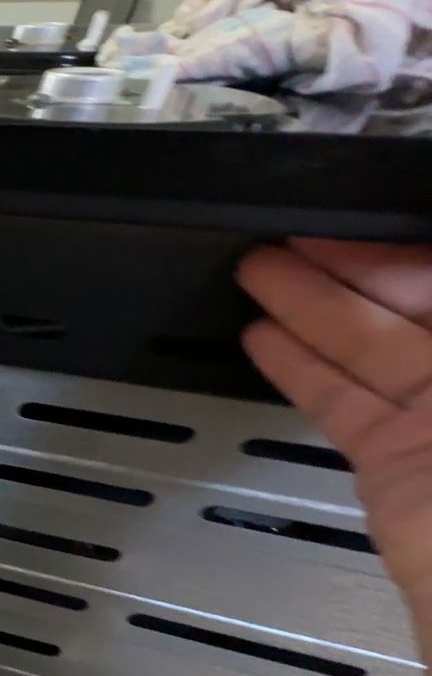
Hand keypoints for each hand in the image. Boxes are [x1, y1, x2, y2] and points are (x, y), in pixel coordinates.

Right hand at [238, 240, 431, 664]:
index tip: (379, 214)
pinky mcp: (398, 462)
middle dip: (361, 262)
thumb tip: (423, 281)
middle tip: (303, 234)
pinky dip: (295, 364)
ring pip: (373, 343)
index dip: (419, 246)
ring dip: (310, 304)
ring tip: (261, 269)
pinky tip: (265, 336)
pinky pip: (339, 398)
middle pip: (428, 303)